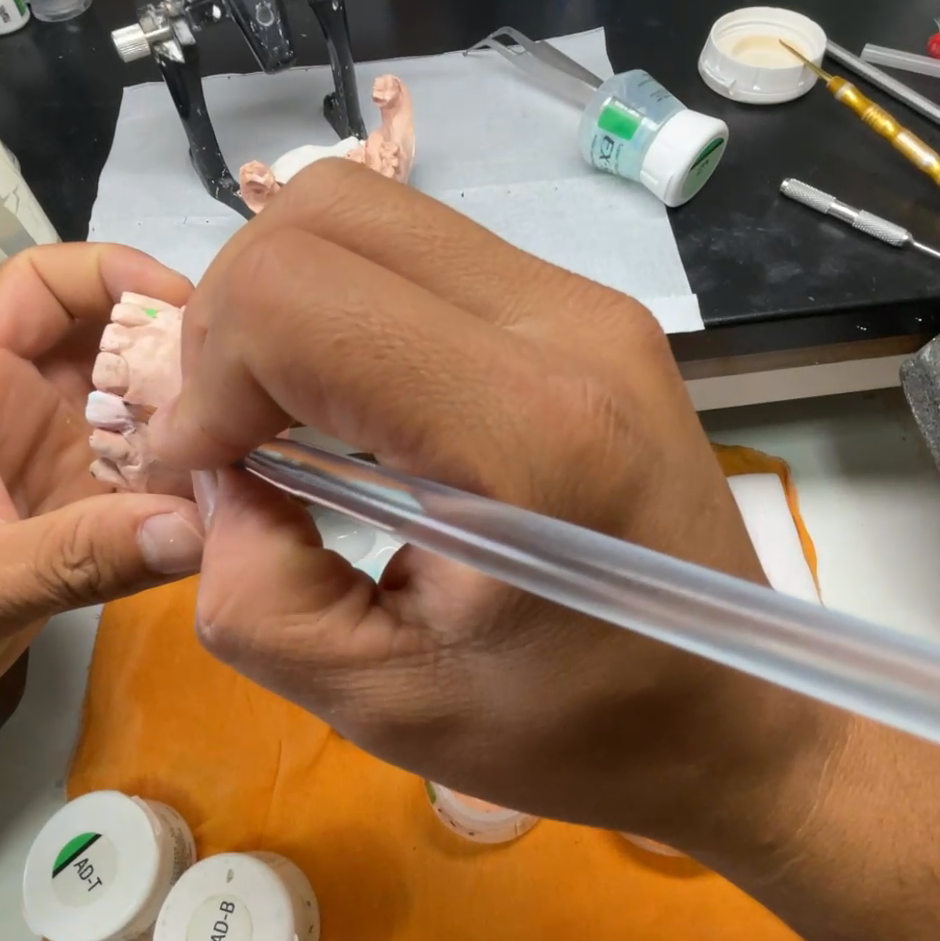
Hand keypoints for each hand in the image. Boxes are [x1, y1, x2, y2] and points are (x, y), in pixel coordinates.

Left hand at [0, 245, 204, 762]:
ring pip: (135, 426)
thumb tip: (201, 529)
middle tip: (250, 399)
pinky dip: (179, 500)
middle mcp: (15, 415)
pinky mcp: (64, 527)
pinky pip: (137, 494)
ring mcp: (45, 473)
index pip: (41, 285)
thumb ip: (79, 555)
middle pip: (109, 351)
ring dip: (188, 437)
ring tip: (259, 457)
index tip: (193, 309)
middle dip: (177, 363)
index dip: (115, 274)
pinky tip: (225, 515)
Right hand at [149, 161, 843, 852]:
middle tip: (236, 425)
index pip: (298, 297)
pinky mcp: (585, 308)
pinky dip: (350, 304)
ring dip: (289, 301)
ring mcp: (584, 301)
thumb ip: (254, 592)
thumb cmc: (575, 726)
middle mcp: (564, 323)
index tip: (205, 467)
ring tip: (284, 408)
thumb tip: (219, 473)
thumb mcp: (381, 702)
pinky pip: (423, 251)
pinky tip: (357, 397)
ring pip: (372, 214)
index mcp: (526, 428)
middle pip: (326, 213)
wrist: (734, 708)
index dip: (210, 375)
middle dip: (234, 314)